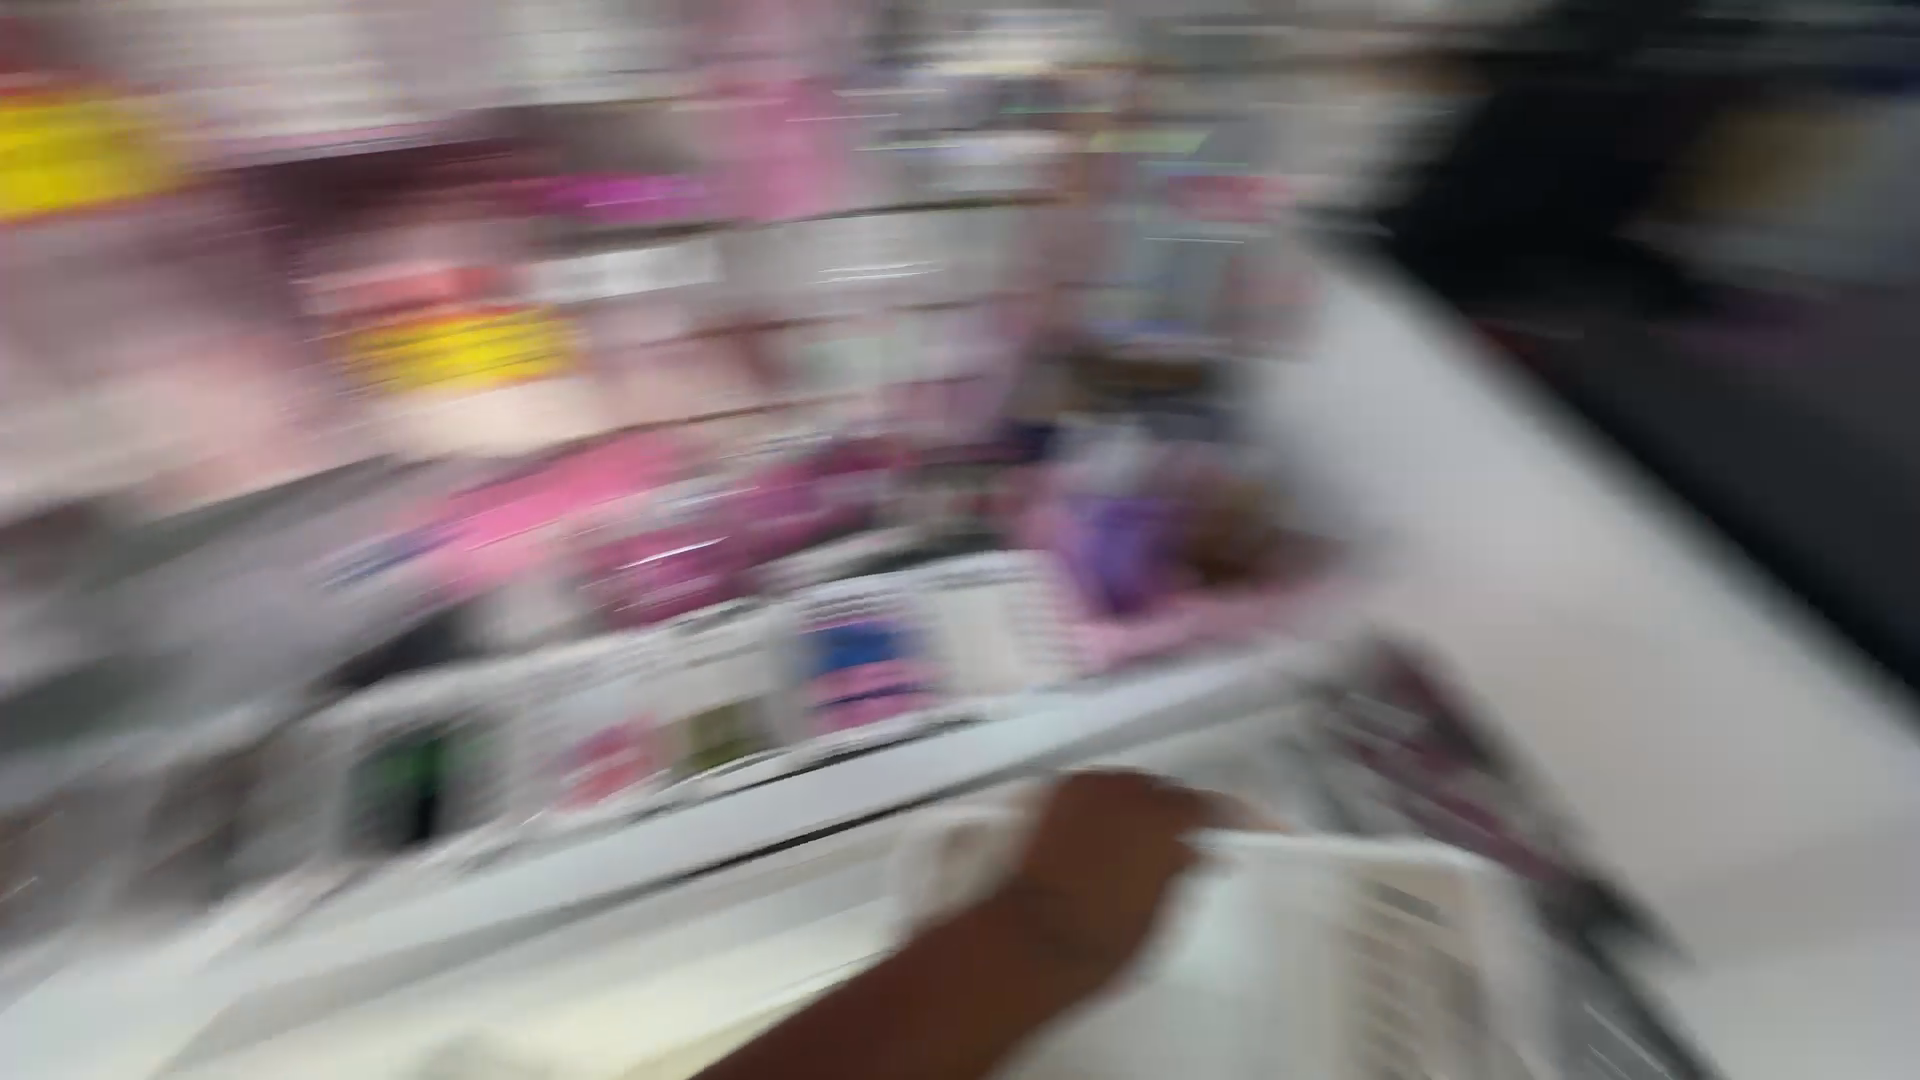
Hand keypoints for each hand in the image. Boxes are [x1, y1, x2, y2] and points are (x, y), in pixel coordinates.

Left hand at [986, 770, 1210, 997]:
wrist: (1031, 937)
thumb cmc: (1105, 938)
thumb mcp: (1160, 915)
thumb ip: (1181, 871)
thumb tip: (1197, 851)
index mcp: (1161, 820)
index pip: (1204, 804)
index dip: (1220, 813)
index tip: (1230, 823)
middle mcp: (1122, 792)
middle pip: (1158, 788)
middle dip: (1169, 808)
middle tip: (1172, 838)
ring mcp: (1082, 788)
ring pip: (1120, 783)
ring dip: (1131, 802)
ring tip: (1131, 834)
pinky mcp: (1050, 794)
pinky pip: (1086, 789)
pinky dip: (1098, 803)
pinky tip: (1095, 829)